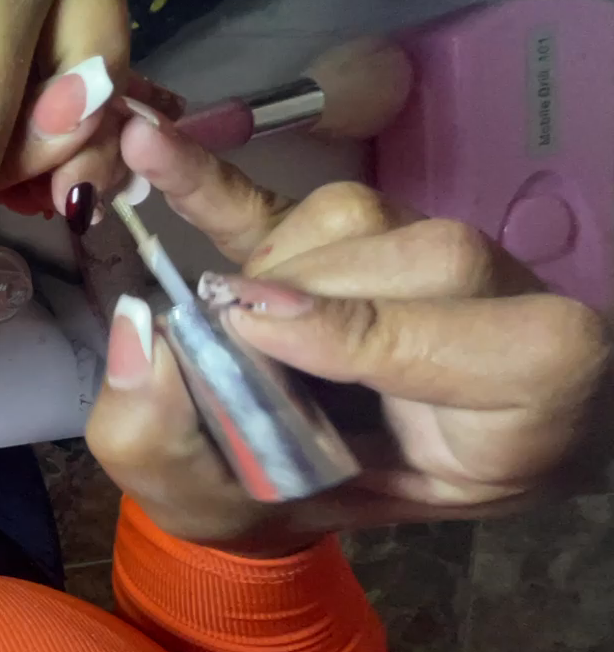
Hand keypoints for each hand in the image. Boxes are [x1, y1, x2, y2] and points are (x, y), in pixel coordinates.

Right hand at [86, 111, 610, 556]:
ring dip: (266, 257)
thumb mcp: (198, 505)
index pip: (507, 351)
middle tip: (217, 331)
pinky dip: (211, 177)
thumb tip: (142, 327)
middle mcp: (499, 329)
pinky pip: (284, 197)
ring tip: (218, 312)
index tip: (253, 331)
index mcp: (510, 429)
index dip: (374, 330)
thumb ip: (159, 435)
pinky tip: (148, 146)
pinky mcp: (340, 240)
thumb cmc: (244, 502)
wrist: (256, 480)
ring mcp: (424, 270)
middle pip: (429, 258)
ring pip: (364, 216)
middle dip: (299, 289)